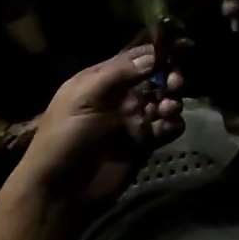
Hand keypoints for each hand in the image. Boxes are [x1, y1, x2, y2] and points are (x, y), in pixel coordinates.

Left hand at [17, 45, 183, 204]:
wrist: (61, 189)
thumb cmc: (64, 137)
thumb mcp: (83, 98)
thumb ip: (118, 75)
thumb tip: (152, 57)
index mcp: (101, 80)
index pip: (133, 58)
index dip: (155, 53)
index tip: (176, 50)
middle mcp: (120, 96)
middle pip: (154, 78)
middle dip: (168, 77)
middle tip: (175, 83)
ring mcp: (133, 120)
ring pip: (163, 101)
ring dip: (172, 100)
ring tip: (168, 108)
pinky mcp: (144, 143)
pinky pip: (167, 128)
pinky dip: (174, 124)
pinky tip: (168, 126)